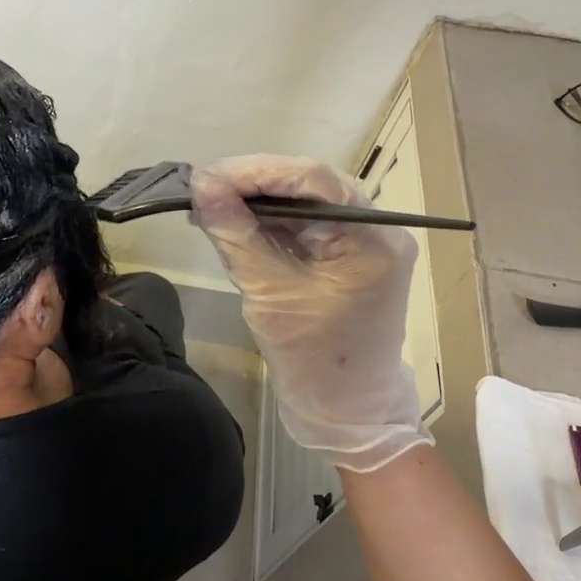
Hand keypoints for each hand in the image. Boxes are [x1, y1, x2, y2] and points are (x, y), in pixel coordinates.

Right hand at [191, 154, 429, 471]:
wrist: (347, 409)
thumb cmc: (313, 358)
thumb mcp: (268, 293)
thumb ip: (237, 235)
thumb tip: (201, 186)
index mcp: (371, 237)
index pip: (312, 180)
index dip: (255, 171)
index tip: (205, 176)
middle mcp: (378, 228)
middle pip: (310, 185)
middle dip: (253, 183)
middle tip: (202, 188)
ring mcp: (367, 241)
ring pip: (306, 202)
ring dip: (258, 201)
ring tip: (210, 203)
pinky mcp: (350, 256)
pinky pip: (307, 226)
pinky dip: (270, 223)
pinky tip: (235, 222)